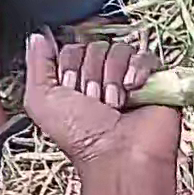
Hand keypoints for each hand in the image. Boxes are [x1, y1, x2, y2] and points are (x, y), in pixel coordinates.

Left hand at [22, 33, 180, 194]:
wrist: (120, 158)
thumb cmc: (82, 139)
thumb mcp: (42, 103)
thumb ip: (36, 67)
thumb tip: (39, 36)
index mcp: (78, 85)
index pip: (72, 50)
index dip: (70, 69)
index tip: (74, 95)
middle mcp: (104, 81)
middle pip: (94, 47)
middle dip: (91, 74)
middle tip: (96, 103)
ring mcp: (131, 80)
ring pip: (118, 49)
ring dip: (112, 76)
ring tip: (115, 104)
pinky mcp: (157, 83)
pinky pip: (146, 56)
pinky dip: (137, 68)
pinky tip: (133, 89)